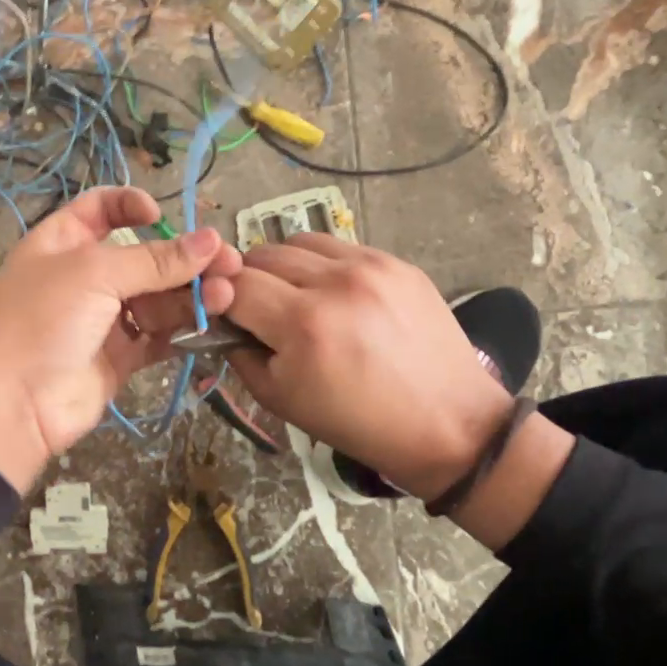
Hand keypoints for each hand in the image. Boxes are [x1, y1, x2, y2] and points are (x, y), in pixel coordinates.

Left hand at [0, 187, 240, 490]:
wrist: (12, 404)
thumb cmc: (42, 319)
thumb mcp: (93, 273)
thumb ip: (154, 259)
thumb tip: (210, 240)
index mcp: (62, 242)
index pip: (100, 209)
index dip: (131, 206)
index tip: (161, 215)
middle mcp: (83, 276)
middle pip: (142, 256)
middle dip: (184, 257)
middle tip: (228, 262)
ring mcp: (102, 319)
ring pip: (157, 298)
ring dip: (191, 294)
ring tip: (225, 295)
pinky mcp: (120, 357)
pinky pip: (159, 335)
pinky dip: (184, 329)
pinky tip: (212, 323)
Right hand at [224, 234, 516, 500]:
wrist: (448, 424)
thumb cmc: (357, 422)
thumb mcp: (279, 399)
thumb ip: (239, 352)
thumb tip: (220, 320)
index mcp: (303, 324)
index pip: (233, 285)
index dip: (218, 297)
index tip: (222, 313)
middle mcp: (334, 283)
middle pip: (261, 255)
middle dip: (247, 279)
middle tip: (256, 308)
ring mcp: (370, 266)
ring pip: (298, 241)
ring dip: (283, 265)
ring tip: (295, 296)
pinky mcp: (396, 262)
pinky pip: (338, 247)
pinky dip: (322, 265)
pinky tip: (334, 296)